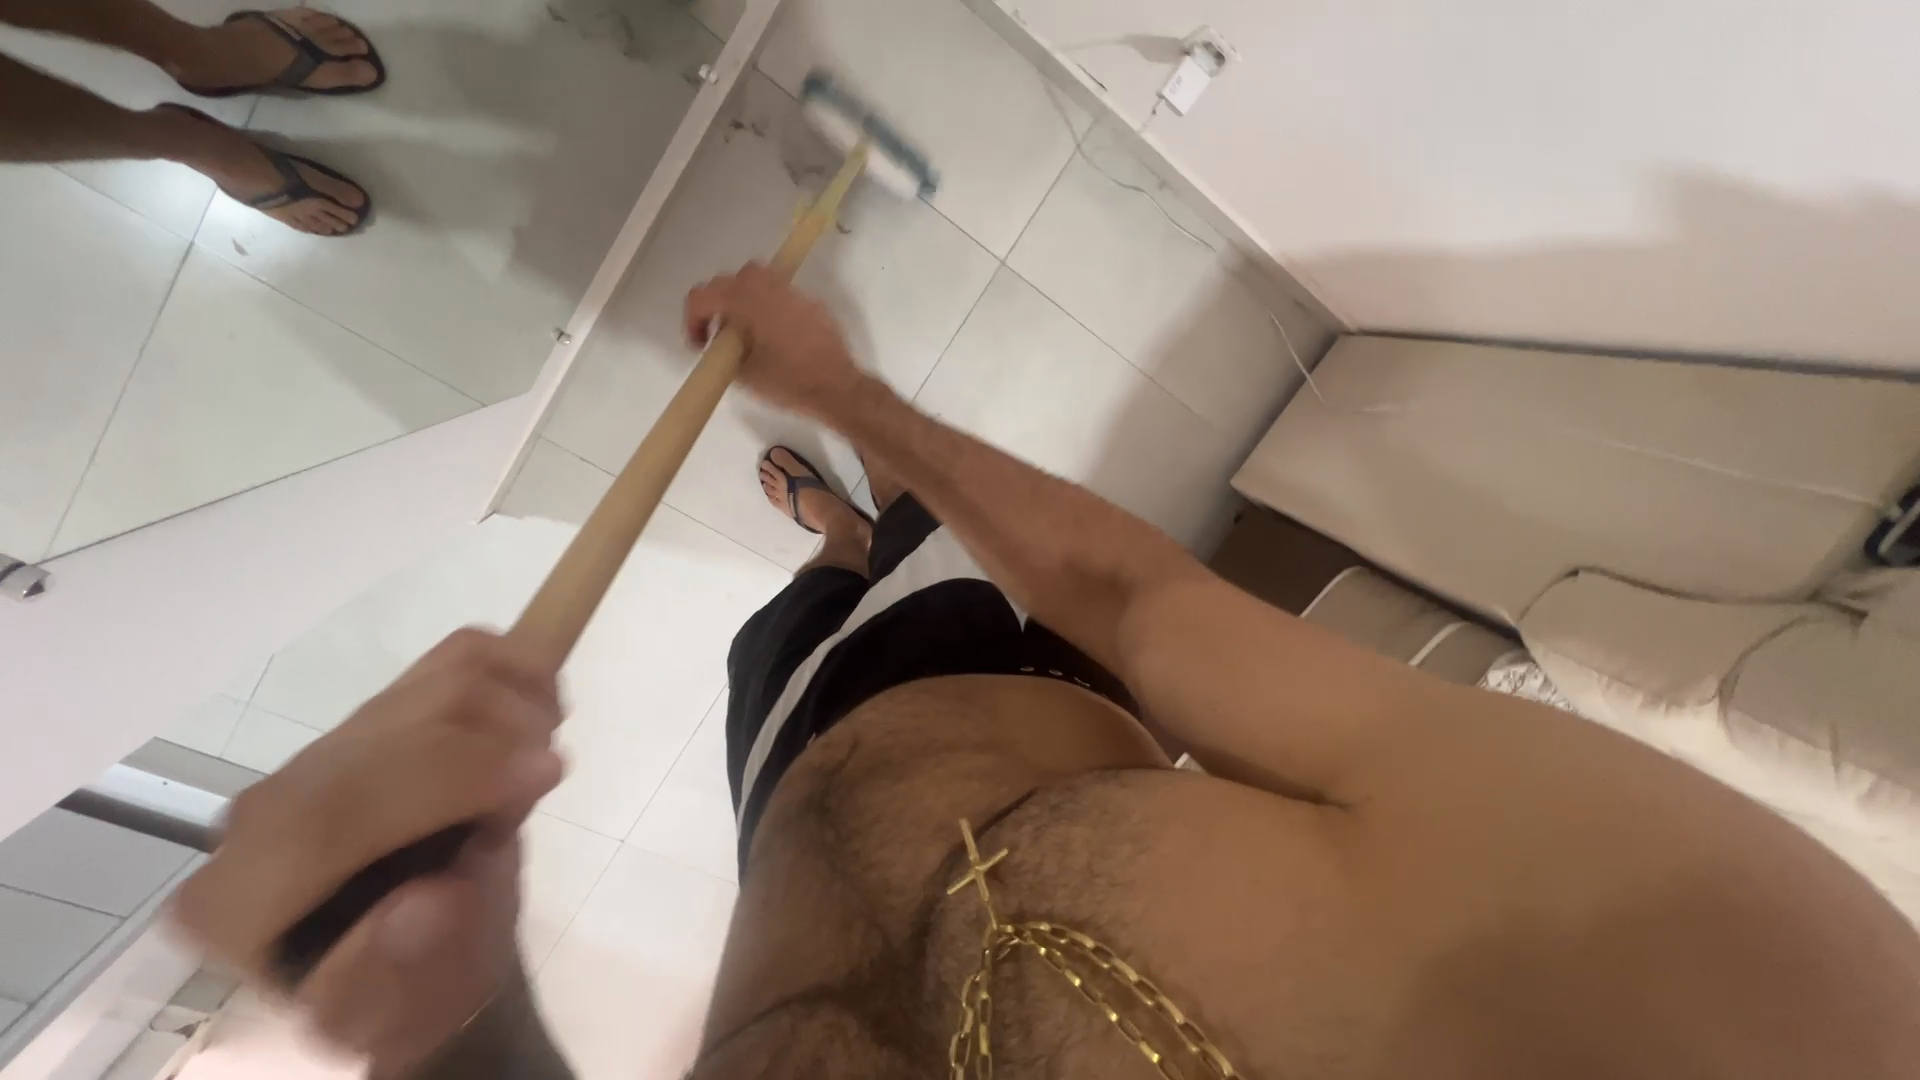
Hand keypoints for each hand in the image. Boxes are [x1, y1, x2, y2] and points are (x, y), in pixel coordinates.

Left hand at [171, 629, 565, 1076]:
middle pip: (395, 726)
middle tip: (550, 777)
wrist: (425, 950)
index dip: (455, 774)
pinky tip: (536, 712)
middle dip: (498, 734)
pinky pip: (458, 655)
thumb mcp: (405, 1014)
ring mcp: (327, 750)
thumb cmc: (415, 992)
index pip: (338, 805)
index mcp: (242, 896)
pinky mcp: (380, 715)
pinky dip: (516, 668)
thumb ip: (403, 967)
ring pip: (439, 678)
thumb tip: (428, 904)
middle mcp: (265, 808)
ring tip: (540, 755)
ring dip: (515, 703)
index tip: (549, 773)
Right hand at [684, 262, 876, 421]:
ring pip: (760, 280)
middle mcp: (770, 288)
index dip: (692, 317)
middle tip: (719, 332)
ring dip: (744, 299)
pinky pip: (783, 296)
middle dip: (719, 302)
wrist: (838, 388)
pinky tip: (775, 336)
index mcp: (747, 301)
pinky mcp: (814, 305)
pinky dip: (770, 307)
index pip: (704, 295)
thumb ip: (724, 352)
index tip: (698, 342)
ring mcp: (795, 294)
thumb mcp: (744, 374)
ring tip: (745, 330)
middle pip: (732, 280)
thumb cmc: (789, 383)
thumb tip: (720, 345)